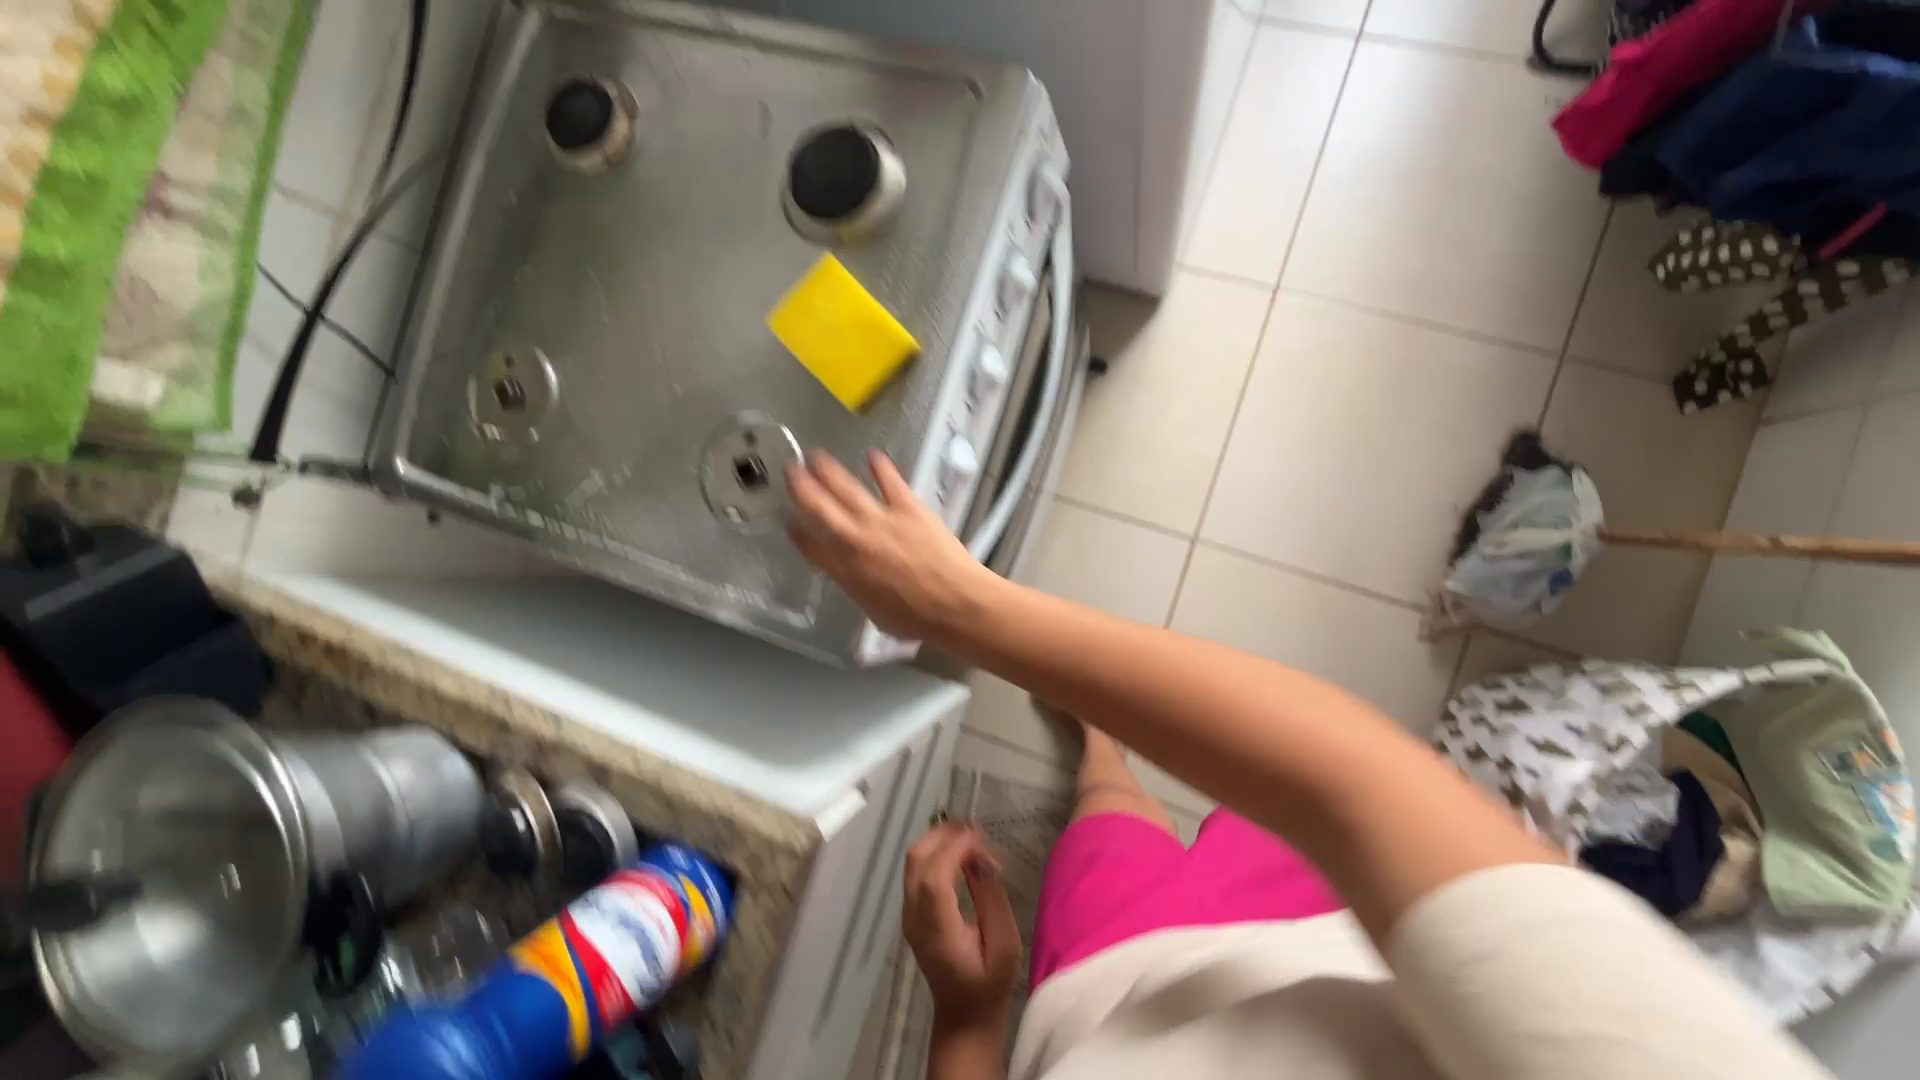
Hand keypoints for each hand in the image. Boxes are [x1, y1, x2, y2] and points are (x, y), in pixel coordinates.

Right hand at [786, 451, 1002, 640]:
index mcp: (844, 570)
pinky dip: (880, 467)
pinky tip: (873, 455)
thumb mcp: (874, 612)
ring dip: (829, 471)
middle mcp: (854, 540)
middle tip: (791, 470)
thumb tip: (855, 578)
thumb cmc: (917, 619)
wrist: (955, 603)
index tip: (789, 519)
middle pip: (819, 508)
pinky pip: (890, 482)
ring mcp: (881, 520)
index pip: (810, 545)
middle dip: (802, 487)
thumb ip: (859, 588)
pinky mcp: (909, 508)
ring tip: (816, 456)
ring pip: (847, 489)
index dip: (797, 531)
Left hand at [902, 824, 1021, 1030]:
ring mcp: (908, 915)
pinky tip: (960, 856)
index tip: (981, 836)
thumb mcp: (1005, 945)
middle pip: (916, 860)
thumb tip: (981, 860)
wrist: (963, 1015)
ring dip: (939, 842)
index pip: (933, 879)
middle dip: (943, 836)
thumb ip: (992, 900)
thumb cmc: (989, 983)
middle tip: (977, 832)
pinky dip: (936, 854)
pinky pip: (916, 871)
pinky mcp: (910, 912)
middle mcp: (914, 918)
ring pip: (913, 861)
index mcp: (937, 931)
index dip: (954, 849)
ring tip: (972, 841)